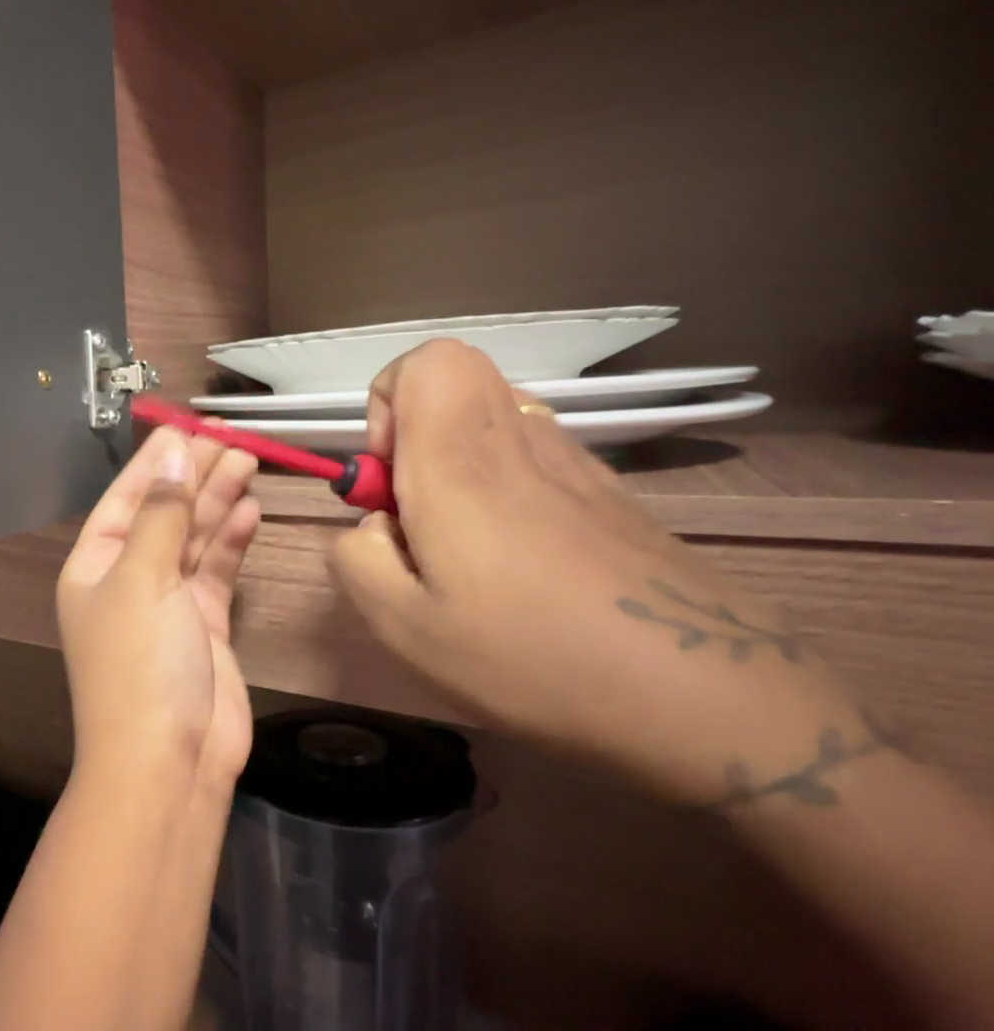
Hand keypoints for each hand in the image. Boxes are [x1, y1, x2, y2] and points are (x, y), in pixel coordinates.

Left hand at [57, 426, 261, 791]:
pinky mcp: (205, 625)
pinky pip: (216, 570)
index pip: (125, 498)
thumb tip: (172, 452)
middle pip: (163, 513)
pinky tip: (250, 510)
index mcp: (94, 565)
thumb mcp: (143, 577)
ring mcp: (168, 603)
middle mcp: (127, 579)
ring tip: (248, 460)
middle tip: (233, 437)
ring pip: (193, 537)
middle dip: (194, 475)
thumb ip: (162, 512)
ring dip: (217, 500)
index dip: (156, 462)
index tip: (189, 425)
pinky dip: (231, 541)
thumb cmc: (140, 662)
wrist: (168, 759)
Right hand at [330, 340, 862, 803]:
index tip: (387, 477)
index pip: (425, 361)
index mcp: (460, 460)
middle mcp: (520, 442)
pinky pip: (538, 459)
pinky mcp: (611, 496)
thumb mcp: (400, 624)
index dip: (386, 403)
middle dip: (416, 432)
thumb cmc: (528, 653)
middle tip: (417, 510)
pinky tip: (522, 567)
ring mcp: (576, 465)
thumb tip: (375, 527)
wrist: (697, 692)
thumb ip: (356, 556)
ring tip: (468, 549)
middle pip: (459, 379)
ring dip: (461, 462)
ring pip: (496, 419)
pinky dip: (507, 489)